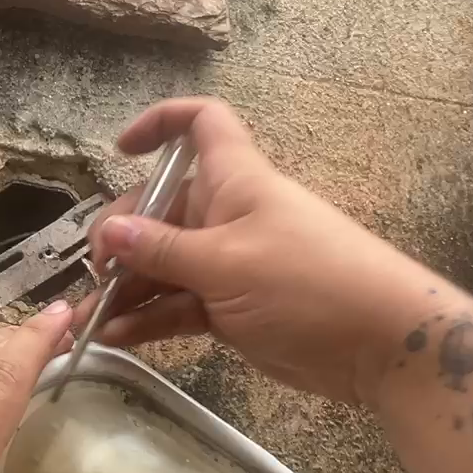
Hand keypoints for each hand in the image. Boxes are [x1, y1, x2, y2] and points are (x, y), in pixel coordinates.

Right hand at [82, 97, 449, 402]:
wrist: (382, 349)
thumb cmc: (310, 284)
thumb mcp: (227, 262)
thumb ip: (162, 250)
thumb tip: (107, 233)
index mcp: (233, 182)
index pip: (200, 126)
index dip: (162, 123)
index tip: (123, 148)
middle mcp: (223, 216)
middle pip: (157, 211)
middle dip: (120, 240)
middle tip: (99, 274)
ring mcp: (223, 264)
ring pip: (159, 266)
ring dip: (124, 290)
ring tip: (91, 318)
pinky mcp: (226, 306)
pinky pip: (173, 305)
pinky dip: (145, 319)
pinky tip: (115, 336)